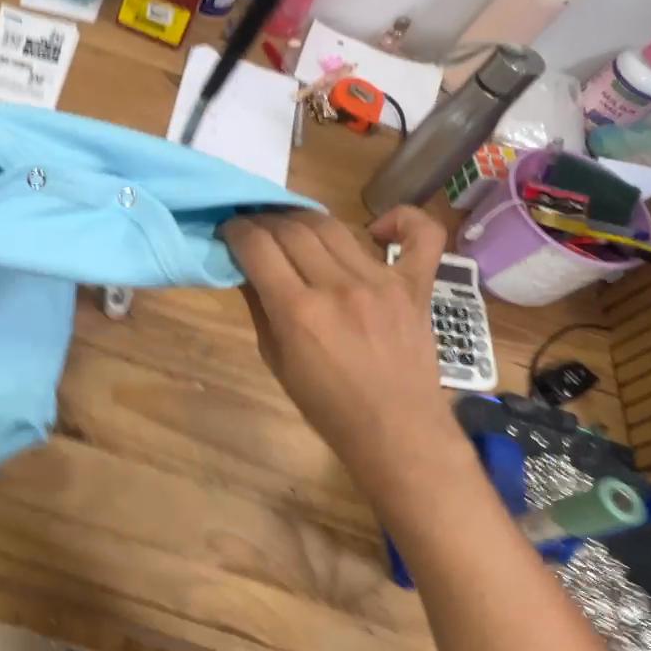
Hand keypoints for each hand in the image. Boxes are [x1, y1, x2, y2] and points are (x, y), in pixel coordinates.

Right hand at [222, 206, 457, 465]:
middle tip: (254, 227)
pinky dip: (403, 220)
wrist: (395, 431)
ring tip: (293, 226)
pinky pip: (421, 236)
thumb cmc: (326, 406)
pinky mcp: (417, 286)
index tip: (228, 230)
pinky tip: (378, 228)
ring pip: (335, 226)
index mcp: (298, 312)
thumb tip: (246, 267)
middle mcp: (338, 287)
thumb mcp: (276, 360)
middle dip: (264, 220)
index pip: (257, 246)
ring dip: (305, 219)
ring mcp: (382, 282)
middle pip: (292, 228)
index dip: (236, 230)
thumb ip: (260, 307)